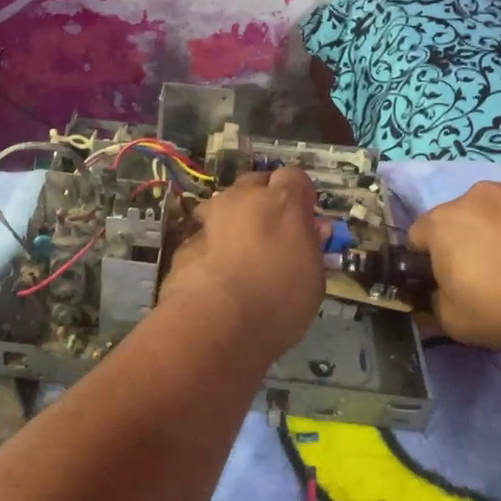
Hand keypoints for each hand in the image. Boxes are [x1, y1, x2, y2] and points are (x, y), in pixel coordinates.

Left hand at [160, 168, 324, 360]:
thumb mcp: (313, 279)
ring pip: (224, 205)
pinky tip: (216, 273)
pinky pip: (205, 234)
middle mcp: (244, 199)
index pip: (294, 177)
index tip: (304, 218)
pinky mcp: (185, 241)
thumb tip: (314, 229)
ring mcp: (209, 217)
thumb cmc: (278, 302)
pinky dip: (212, 245)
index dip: (299, 195)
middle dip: (264, 200)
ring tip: (240, 251)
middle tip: (272, 232)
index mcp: (282, 202)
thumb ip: (312, 247)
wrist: (216, 323)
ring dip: (234, 219)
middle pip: (256, 183)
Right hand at [408, 170, 500, 351]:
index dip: (431, 261)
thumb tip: (430, 296)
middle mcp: (474, 193)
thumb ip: (431, 304)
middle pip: (460, 216)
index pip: (419, 237)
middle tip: (494, 272)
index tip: (452, 282)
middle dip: (469, 239)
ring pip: (499, 203)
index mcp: (442, 223)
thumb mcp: (455, 323)